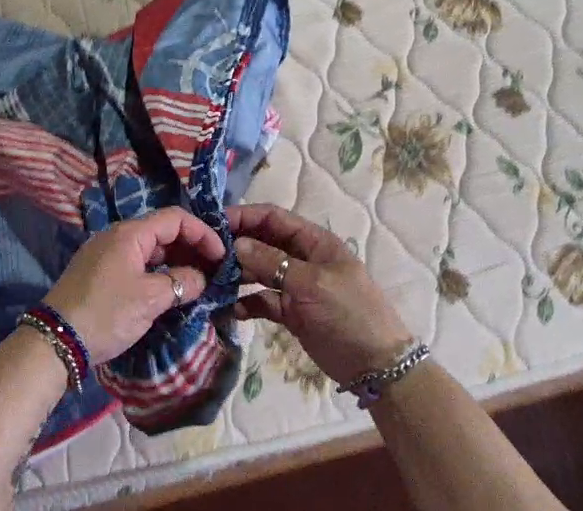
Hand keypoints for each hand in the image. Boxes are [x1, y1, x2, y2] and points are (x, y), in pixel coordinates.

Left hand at [43, 207, 226, 365]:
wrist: (57, 340)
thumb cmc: (107, 313)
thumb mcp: (149, 299)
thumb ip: (180, 283)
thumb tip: (200, 278)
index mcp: (129, 234)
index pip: (175, 218)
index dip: (202, 233)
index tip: (222, 257)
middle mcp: (117, 236)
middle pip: (162, 232)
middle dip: (190, 248)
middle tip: (214, 272)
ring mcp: (106, 254)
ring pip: (149, 250)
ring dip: (175, 262)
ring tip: (197, 283)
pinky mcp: (100, 273)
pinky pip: (137, 264)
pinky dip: (157, 273)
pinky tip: (169, 291)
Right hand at [228, 203, 410, 384]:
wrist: (376, 365)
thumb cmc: (349, 313)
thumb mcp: (311, 284)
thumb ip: (273, 263)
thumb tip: (236, 244)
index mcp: (314, 242)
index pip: (273, 218)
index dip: (245, 217)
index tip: (214, 223)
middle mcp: (302, 258)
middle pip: (262, 243)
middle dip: (235, 246)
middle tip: (205, 255)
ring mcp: (295, 286)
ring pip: (259, 272)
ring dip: (237, 275)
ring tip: (211, 281)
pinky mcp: (291, 312)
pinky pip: (262, 301)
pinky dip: (246, 303)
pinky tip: (230, 310)